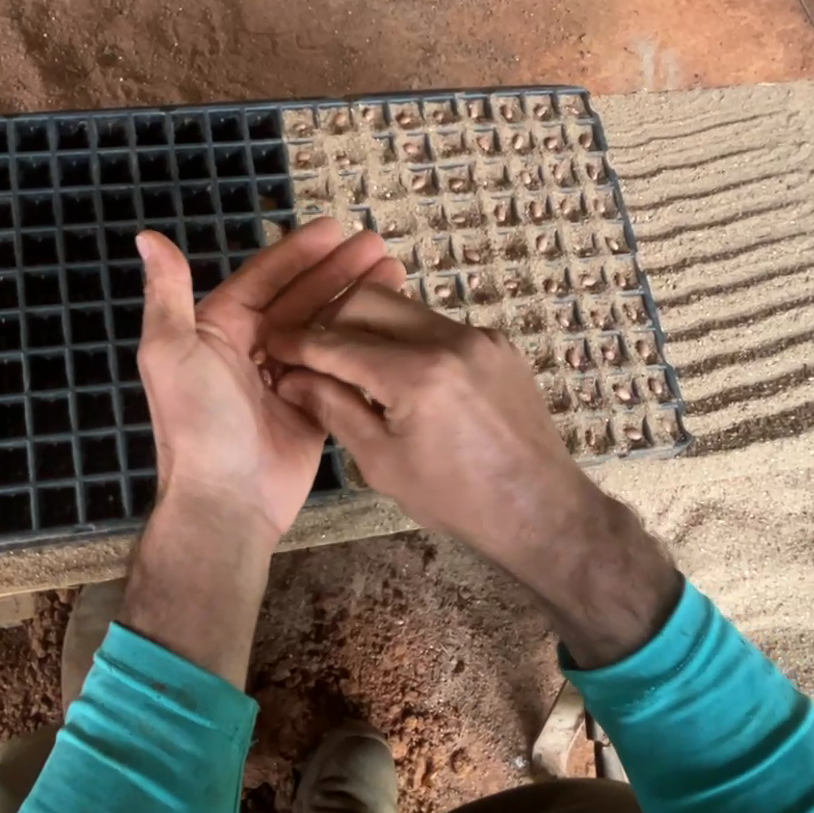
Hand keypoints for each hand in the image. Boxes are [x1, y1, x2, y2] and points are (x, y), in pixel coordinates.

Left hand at [135, 218, 404, 542]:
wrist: (226, 501)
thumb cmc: (198, 422)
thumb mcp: (171, 352)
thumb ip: (167, 293)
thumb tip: (147, 237)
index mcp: (218, 329)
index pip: (263, 279)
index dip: (298, 252)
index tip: (336, 227)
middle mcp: (251, 349)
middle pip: (300, 299)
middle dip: (336, 270)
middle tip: (377, 245)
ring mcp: (284, 378)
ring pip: (322, 329)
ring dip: (353, 301)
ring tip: (393, 273)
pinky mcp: (312, 406)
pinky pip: (338, 367)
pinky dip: (360, 345)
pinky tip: (388, 324)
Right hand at [264, 285, 681, 667]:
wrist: (543, 511)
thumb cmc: (456, 500)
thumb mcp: (381, 463)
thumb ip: (333, 408)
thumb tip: (289, 377)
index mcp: (417, 375)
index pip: (337, 342)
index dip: (297, 342)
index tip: (270, 343)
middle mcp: (449, 339)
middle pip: (367, 301)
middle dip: (329, 320)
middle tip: (308, 349)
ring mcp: (478, 336)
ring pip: (402, 307)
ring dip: (366, 327)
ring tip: (347, 361)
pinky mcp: (495, 343)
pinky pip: (433, 324)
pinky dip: (403, 338)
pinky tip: (395, 372)